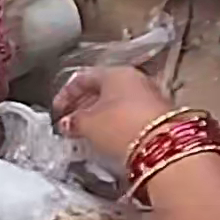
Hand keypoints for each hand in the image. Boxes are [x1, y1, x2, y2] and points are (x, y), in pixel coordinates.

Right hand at [52, 66, 172, 164]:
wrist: (162, 146)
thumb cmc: (120, 126)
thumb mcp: (87, 124)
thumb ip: (73, 121)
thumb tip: (67, 123)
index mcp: (115, 72)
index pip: (83, 78)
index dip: (65, 94)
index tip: (57, 110)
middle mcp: (135, 80)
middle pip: (102, 89)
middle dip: (82, 106)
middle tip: (70, 123)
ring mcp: (149, 97)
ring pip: (117, 103)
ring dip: (99, 117)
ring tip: (86, 133)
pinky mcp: (158, 117)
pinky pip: (130, 116)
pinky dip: (115, 124)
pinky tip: (107, 138)